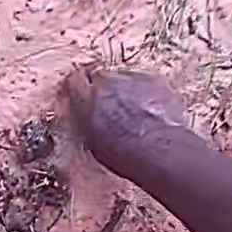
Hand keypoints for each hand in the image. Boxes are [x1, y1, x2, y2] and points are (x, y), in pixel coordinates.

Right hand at [61, 66, 188, 176]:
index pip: (75, 81)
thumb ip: (87, 122)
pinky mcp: (152, 78)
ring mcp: (130, 78)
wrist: (157, 148)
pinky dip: (142, 90)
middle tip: (107, 106)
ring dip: (122, 89)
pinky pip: (142, 80)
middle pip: (99, 77)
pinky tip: (147, 107)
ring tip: (129, 109)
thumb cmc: (125, 154)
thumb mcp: (94, 144)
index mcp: (87, 102)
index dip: (78, 86)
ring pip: (121, 77)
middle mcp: (107, 84)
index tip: (80, 92)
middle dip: (101, 88)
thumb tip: (88, 118)